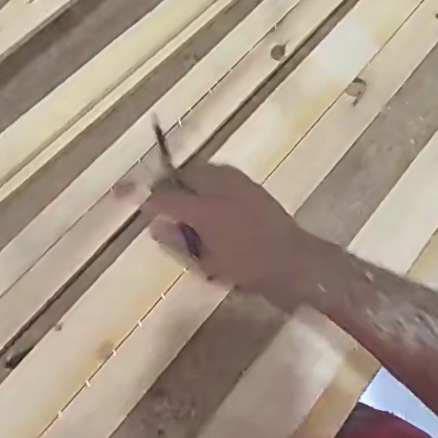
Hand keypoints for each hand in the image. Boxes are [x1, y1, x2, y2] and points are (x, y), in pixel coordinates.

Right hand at [144, 163, 333, 300]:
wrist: (292, 260)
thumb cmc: (248, 269)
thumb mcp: (207, 262)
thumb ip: (179, 242)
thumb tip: (158, 226)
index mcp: (205, 211)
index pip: (167, 197)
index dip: (152, 201)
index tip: (144, 206)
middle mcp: (221, 189)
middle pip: (189, 172)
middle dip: (174, 182)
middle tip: (167, 199)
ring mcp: (241, 184)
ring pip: (209, 168)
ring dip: (195, 178)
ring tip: (190, 197)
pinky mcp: (255, 186)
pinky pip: (226, 174)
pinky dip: (214, 181)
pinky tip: (215, 199)